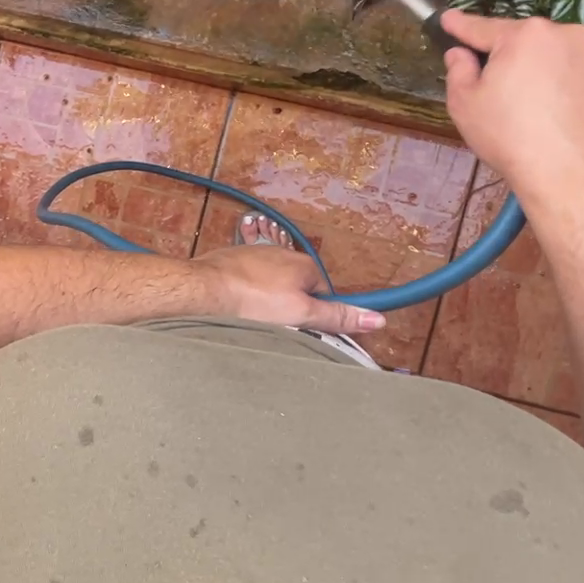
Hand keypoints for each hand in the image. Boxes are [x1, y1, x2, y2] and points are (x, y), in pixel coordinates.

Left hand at [194, 243, 385, 333]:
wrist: (204, 289)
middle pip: (295, 288)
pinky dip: (241, 293)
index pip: (323, 293)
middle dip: (287, 307)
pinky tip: (233, 307)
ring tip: (251, 318)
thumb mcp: (301, 315)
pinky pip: (244, 281)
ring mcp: (253, 254)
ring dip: (263, 300)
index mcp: (304, 264)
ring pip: (268, 284)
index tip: (302, 329)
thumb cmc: (255, 301)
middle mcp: (281, 253)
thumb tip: (379, 319)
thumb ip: (337, 316)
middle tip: (274, 326)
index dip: (315, 314)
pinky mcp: (229, 260)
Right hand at [439, 11, 583, 214]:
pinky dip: (554, 86)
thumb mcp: (465, 104)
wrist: (574, 172)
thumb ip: (458, 72)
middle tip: (486, 87)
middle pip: (520, 40)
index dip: (459, 25)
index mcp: (524, 35)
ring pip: (548, 56)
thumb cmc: (509, 135)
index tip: (446, 18)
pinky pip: (570, 74)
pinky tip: (546, 116)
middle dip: (502, 56)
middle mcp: (564, 34)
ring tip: (520, 109)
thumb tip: (461, 55)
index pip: (482, 27)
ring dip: (530, 71)